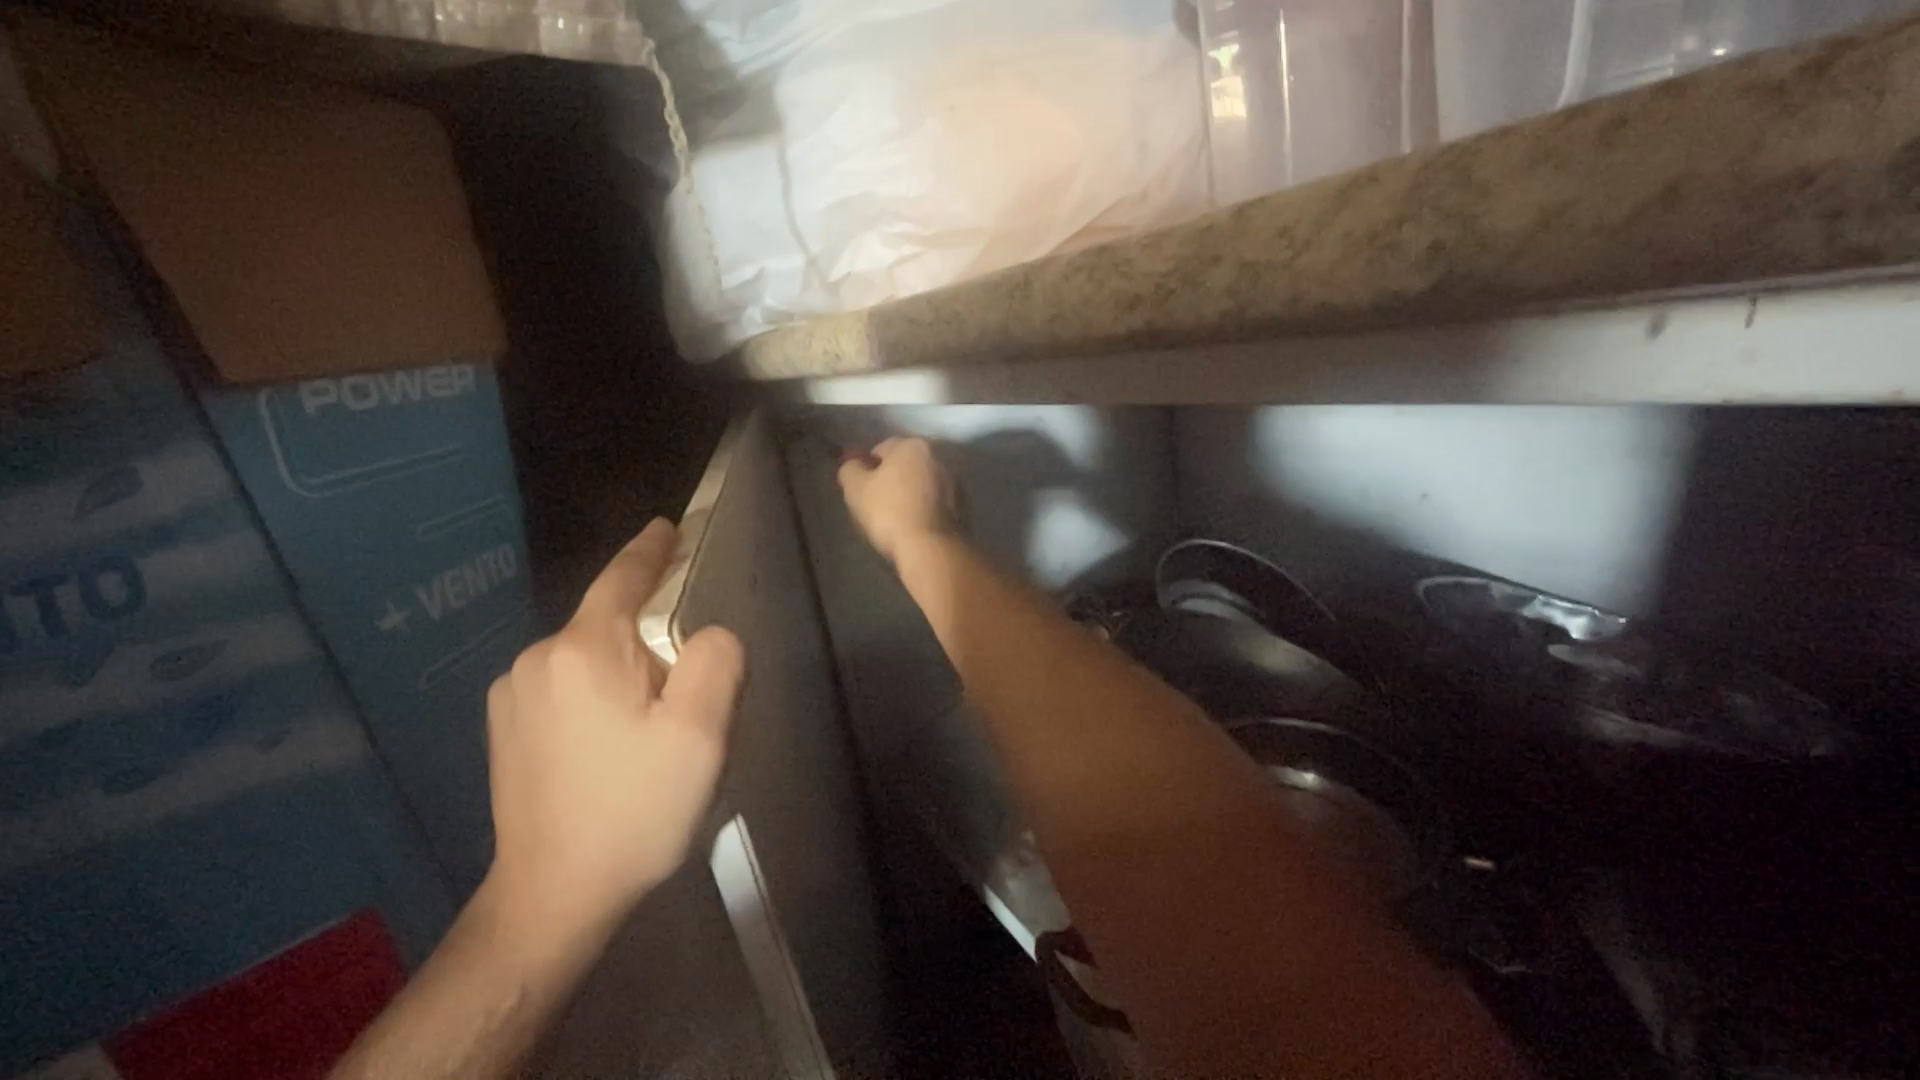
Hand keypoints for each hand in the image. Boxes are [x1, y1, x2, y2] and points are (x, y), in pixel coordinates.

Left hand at [483, 519, 744, 940]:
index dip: (650, 551)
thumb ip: (715, 661)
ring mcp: (511, 695)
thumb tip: (706, 634)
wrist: (554, 895)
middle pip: (610, 624)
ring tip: (649, 732)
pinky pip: (564, 687)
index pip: (623, 578)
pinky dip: (595, 696)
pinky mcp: (504, 729)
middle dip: (650, 640)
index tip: (667, 528)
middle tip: (687, 697)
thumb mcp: (700, 735)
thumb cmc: (635, 811)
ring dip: (622, 673)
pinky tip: (610, 746)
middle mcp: (536, 659)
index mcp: (583, 650)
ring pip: (587, 659)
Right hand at [837, 437, 956, 561]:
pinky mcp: (966, 506)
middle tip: (879, 505)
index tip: (863, 490)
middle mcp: (940, 456)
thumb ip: (850, 469)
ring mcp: (957, 482)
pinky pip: (939, 503)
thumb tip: (855, 465)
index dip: (868, 468)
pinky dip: (928, 510)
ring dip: (914, 494)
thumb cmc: (890, 512)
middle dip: (894, 479)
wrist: (932, 548)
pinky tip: (918, 528)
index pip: (883, 448)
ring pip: (925, 484)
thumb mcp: (855, 488)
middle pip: (908, 465)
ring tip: (900, 519)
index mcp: (914, 445)